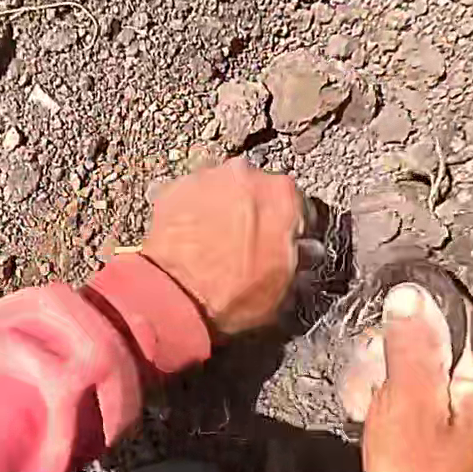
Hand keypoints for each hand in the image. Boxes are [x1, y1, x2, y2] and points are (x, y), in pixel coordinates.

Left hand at [140, 159, 304, 338]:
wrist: (177, 295)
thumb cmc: (230, 292)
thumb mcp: (282, 284)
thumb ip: (296, 256)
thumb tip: (302, 251)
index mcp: (283, 193)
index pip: (295, 204)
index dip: (287, 228)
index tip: (279, 241)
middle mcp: (244, 176)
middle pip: (253, 190)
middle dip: (250, 213)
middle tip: (239, 243)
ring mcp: (204, 179)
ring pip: (218, 189)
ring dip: (217, 208)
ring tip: (209, 241)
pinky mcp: (170, 190)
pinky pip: (185, 196)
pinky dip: (186, 211)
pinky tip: (186, 236)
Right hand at [360, 284, 472, 471]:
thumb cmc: (416, 464)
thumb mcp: (407, 402)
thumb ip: (411, 346)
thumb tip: (408, 293)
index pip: (451, 313)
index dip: (409, 316)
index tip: (377, 336)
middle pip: (430, 335)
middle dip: (387, 352)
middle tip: (370, 385)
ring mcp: (470, 395)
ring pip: (415, 356)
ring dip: (380, 372)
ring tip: (367, 402)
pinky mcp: (449, 409)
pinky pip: (414, 379)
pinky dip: (388, 388)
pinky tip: (373, 407)